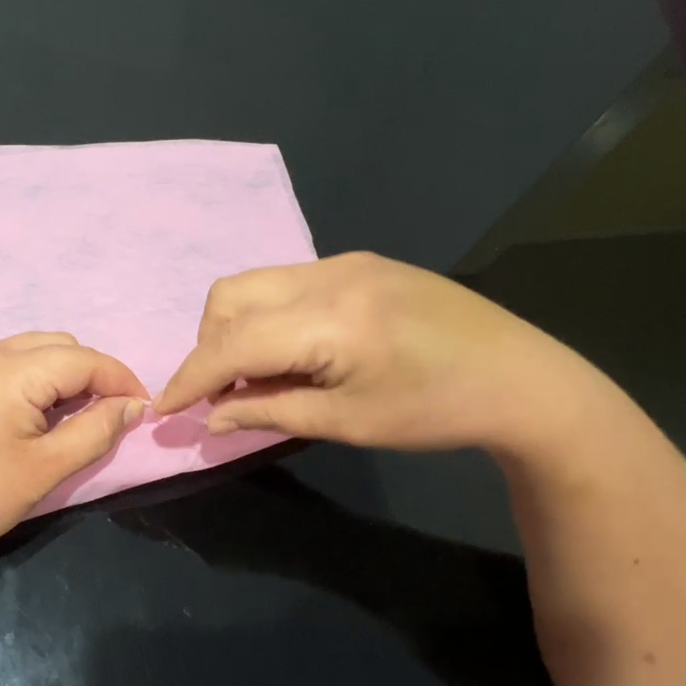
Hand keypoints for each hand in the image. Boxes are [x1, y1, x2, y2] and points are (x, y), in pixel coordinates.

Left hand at [0, 332, 148, 553]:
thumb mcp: (46, 470)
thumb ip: (96, 430)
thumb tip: (132, 406)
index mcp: (8, 372)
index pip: (82, 359)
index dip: (120, 379)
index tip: (143, 407)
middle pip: (57, 345)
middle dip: (91, 374)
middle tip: (106, 415)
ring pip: (29, 348)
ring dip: (59, 374)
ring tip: (71, 415)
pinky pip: (2, 360)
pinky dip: (28, 376)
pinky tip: (30, 412)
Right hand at [154, 252, 608, 453]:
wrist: (522, 379)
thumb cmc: (436, 412)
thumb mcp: (347, 423)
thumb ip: (269, 414)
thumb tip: (210, 418)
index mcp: (330, 319)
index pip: (233, 342)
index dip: (191, 377)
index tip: (163, 408)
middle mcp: (330, 275)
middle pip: (231, 296)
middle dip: (209, 346)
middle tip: (222, 394)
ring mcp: (346, 262)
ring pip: (256, 283)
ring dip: (235, 327)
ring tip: (255, 375)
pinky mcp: (361, 263)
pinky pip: (287, 282)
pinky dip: (268, 315)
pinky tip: (291, 350)